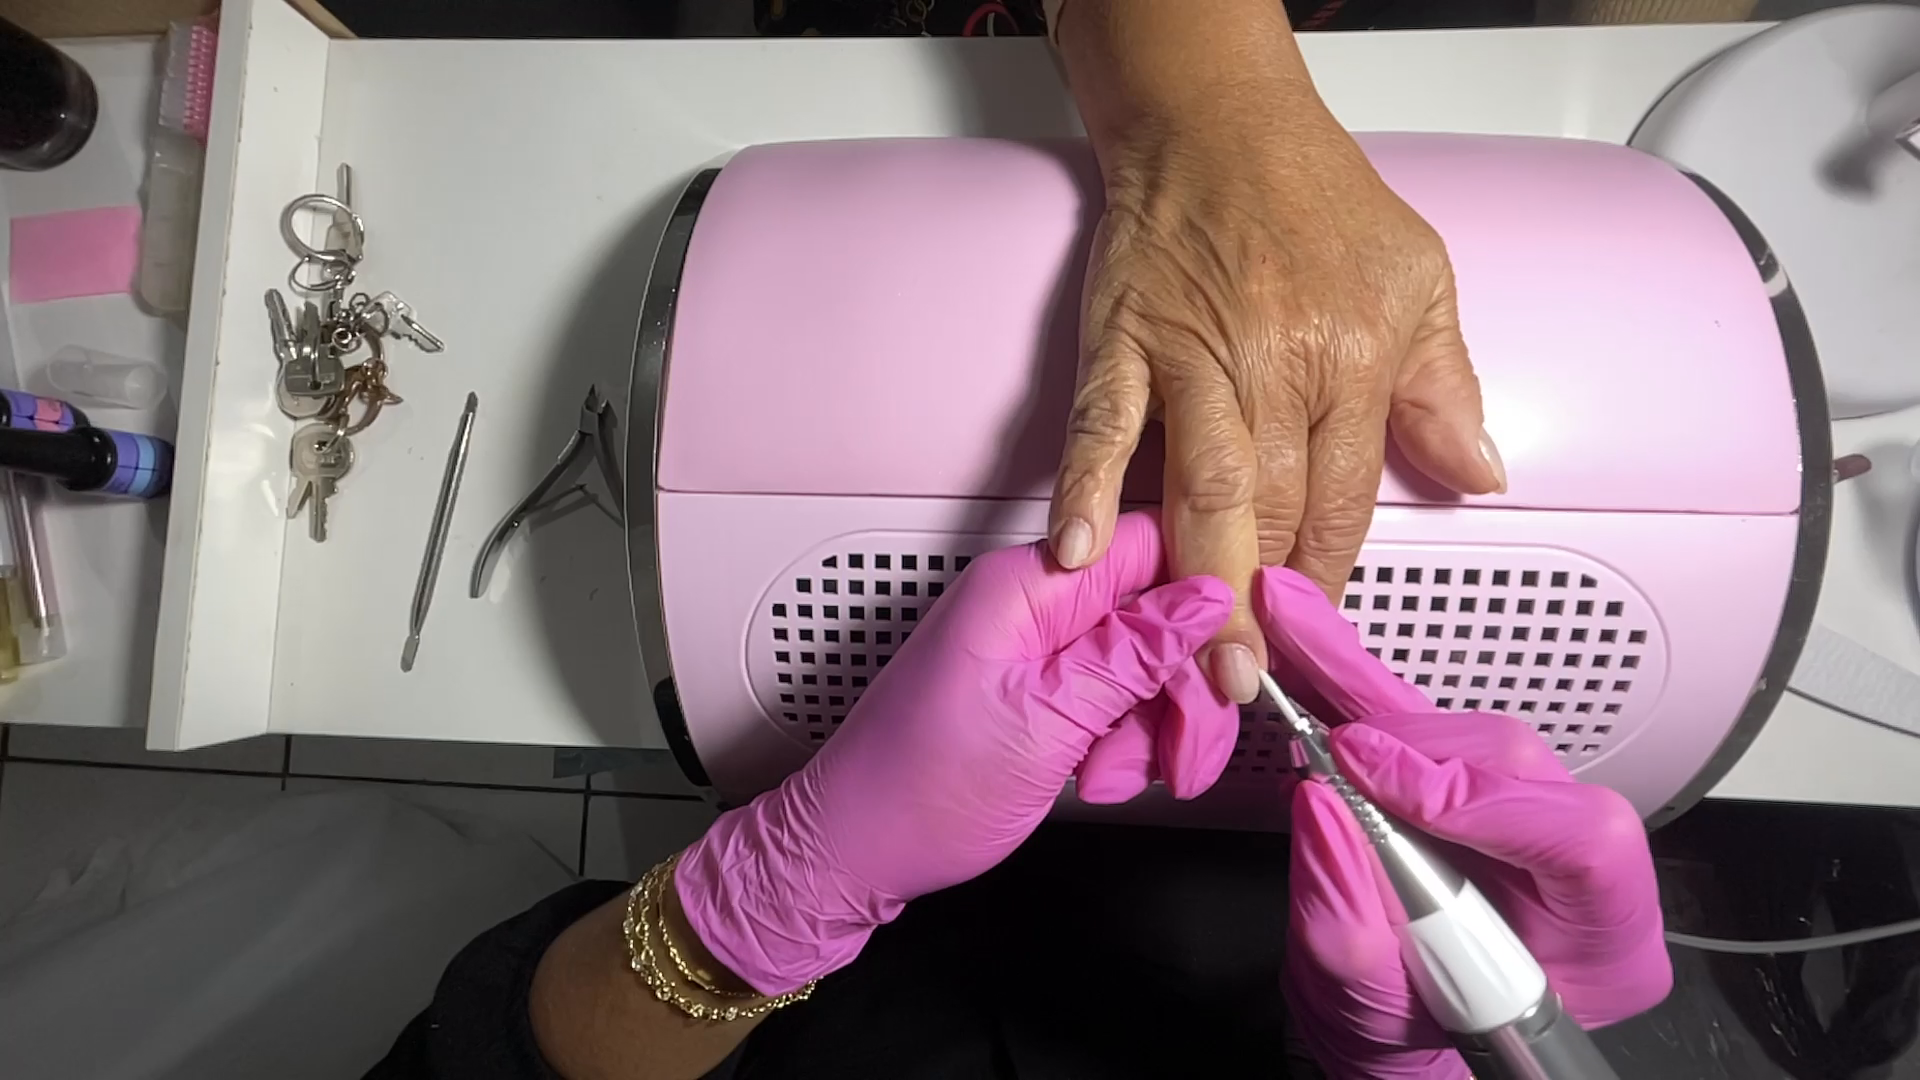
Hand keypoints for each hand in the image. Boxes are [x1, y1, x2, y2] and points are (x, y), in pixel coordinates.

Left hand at [675, 512, 1231, 993]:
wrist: (859, 846)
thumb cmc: (919, 787)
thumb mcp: (1044, 720)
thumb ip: (1131, 653)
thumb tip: (1205, 599)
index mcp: (1024, 586)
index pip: (1146, 545)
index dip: (1203, 598)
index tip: (1228, 666)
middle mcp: (1031, 603)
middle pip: (1155, 615)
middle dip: (1180, 689)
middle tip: (1184, 756)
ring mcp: (1037, 646)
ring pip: (1142, 663)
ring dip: (1150, 727)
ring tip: (1113, 776)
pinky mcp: (1039, 684)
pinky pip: (1112, 695)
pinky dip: (1122, 741)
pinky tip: (1096, 775)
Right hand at [1051, 3, 1504, 709]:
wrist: (1216, 129)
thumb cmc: (1313, 202)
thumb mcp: (1418, 280)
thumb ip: (1445, 388)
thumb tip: (1479, 476)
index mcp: (1356, 358)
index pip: (1345, 499)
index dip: (1327, 578)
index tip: (1306, 637)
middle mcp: (1279, 366)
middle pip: (1277, 510)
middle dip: (1262, 606)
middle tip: (1245, 686)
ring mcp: (1192, 357)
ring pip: (1203, 485)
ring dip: (1201, 574)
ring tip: (1192, 656)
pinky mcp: (1121, 343)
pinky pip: (1104, 426)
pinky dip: (1087, 487)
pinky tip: (1076, 550)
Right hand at [1256, 568, 1670, 1078]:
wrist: (1387, 1032)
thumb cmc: (1395, 1037)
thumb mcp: (1359, 1006)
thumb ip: (1344, 916)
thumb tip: (1320, 801)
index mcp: (1596, 940)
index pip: (1575, 836)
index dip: (1468, 792)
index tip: (1364, 771)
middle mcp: (1567, 863)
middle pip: (1516, 761)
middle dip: (1410, 743)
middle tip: (1322, 741)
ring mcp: (1513, 814)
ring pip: (1464, 728)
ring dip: (1376, 706)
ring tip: (1306, 687)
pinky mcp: (1454, 784)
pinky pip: (1415, 725)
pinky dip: (1354, 694)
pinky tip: (1308, 649)